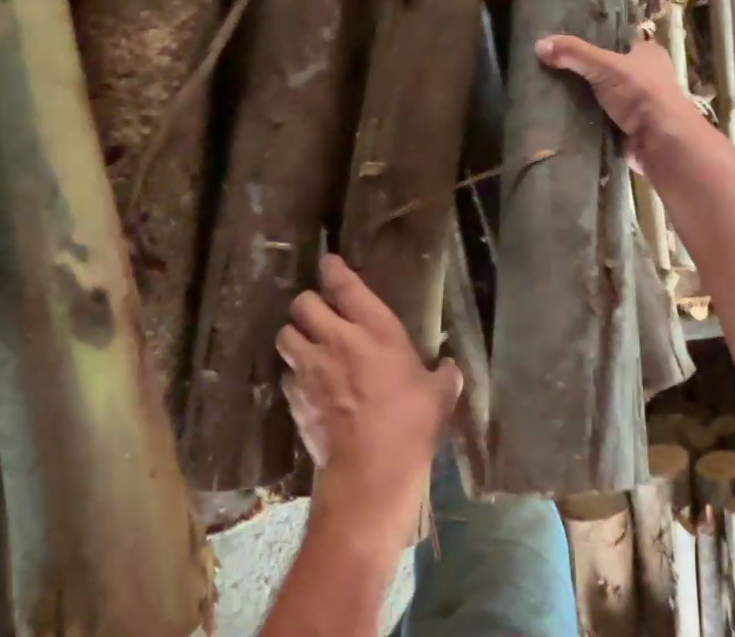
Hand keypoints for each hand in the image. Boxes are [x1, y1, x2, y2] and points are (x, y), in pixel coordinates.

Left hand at [278, 255, 462, 546]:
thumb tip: (448, 366)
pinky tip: (308, 385)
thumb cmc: (412, 422)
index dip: (333, 269)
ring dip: (296, 336)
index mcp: (374, 329)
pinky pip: (287, 375)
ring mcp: (310, 369)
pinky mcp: (295, 399)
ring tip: (307, 344)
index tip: (329, 263)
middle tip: (320, 313)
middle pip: (303, 304)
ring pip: (286, 335)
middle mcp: (336, 340)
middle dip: (309, 304)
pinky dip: (295, 375)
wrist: (371, 470)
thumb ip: (443, 373)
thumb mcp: (441, 392)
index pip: (344, 285)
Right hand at [536, 35, 701, 168]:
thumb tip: (539, 44)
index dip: (595, 41)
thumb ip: (574, 53)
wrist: (661, 142)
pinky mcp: (631, 130)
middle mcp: (648, 77)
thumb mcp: (605, 66)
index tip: (566, 44)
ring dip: (585, 98)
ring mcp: (641, 105)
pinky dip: (588, 120)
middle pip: (609, 70)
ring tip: (552, 93)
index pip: (618, 41)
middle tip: (553, 68)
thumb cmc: (641, 93)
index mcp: (649, 53)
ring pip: (605, 97)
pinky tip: (565, 117)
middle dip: (586, 72)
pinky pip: (604, 120)